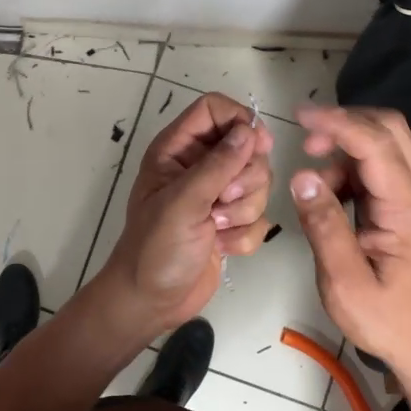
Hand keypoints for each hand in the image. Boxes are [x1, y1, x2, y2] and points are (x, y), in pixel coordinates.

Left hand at [92, 93, 275, 332]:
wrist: (151, 300)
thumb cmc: (155, 248)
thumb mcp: (182, 202)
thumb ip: (217, 165)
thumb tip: (250, 130)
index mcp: (176, 151)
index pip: (214, 109)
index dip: (239, 121)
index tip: (256, 146)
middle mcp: (198, 167)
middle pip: (247, 147)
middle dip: (245, 179)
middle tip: (221, 202)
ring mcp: (216, 196)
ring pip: (258, 184)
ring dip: (243, 211)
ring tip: (215, 228)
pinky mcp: (230, 224)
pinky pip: (259, 217)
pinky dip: (244, 235)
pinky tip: (220, 247)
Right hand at [287, 107, 410, 370]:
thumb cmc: (384, 319)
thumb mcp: (343, 280)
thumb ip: (324, 226)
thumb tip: (303, 178)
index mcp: (407, 209)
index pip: (374, 145)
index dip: (337, 123)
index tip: (300, 116)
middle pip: (389, 130)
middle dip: (345, 123)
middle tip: (305, 139)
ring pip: (385, 145)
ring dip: (345, 149)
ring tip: (313, 184)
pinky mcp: (407, 208)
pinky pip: (380, 168)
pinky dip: (350, 168)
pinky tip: (329, 197)